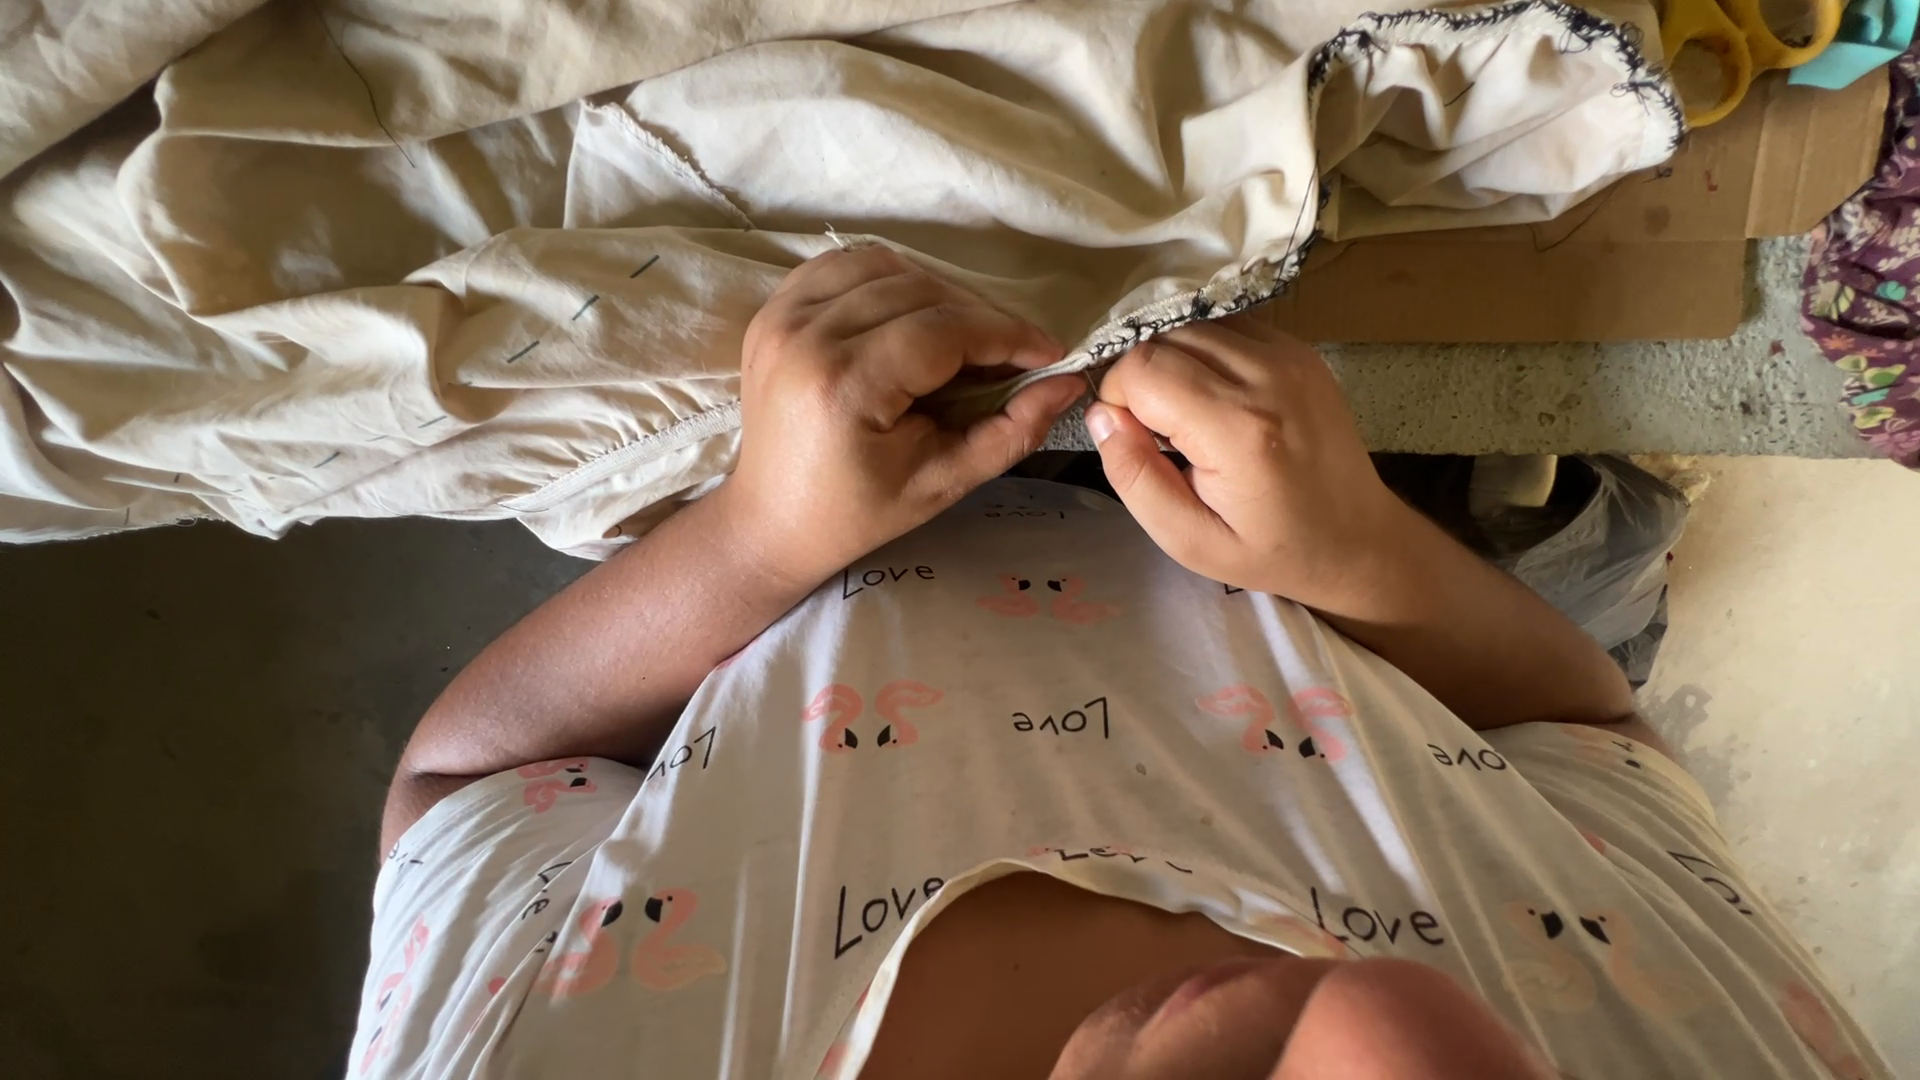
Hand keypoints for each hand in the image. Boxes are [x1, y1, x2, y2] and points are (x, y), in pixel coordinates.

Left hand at [720, 245, 1083, 588]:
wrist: (773, 521)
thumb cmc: (859, 514)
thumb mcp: (943, 484)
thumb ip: (1011, 432)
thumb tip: (1069, 382)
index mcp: (844, 385)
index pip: (945, 330)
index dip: (1008, 336)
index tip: (1050, 353)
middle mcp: (805, 335)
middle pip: (920, 292)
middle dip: (980, 318)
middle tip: (1012, 356)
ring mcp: (781, 317)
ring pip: (885, 266)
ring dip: (938, 293)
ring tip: (964, 337)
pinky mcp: (772, 312)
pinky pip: (844, 266)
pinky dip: (889, 280)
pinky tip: (911, 316)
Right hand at [1084, 315, 1416, 612]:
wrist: (1355, 537)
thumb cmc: (1266, 548)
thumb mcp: (1185, 539)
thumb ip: (1133, 477)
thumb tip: (1100, 416)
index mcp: (1238, 430)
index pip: (1142, 368)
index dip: (1120, 399)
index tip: (1137, 439)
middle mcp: (1266, 376)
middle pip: (1162, 338)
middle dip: (1140, 379)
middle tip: (1159, 431)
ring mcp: (1289, 354)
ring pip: (1190, 325)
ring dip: (1170, 363)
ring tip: (1187, 415)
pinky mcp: (1298, 347)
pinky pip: (1223, 326)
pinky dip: (1201, 354)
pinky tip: (1212, 396)